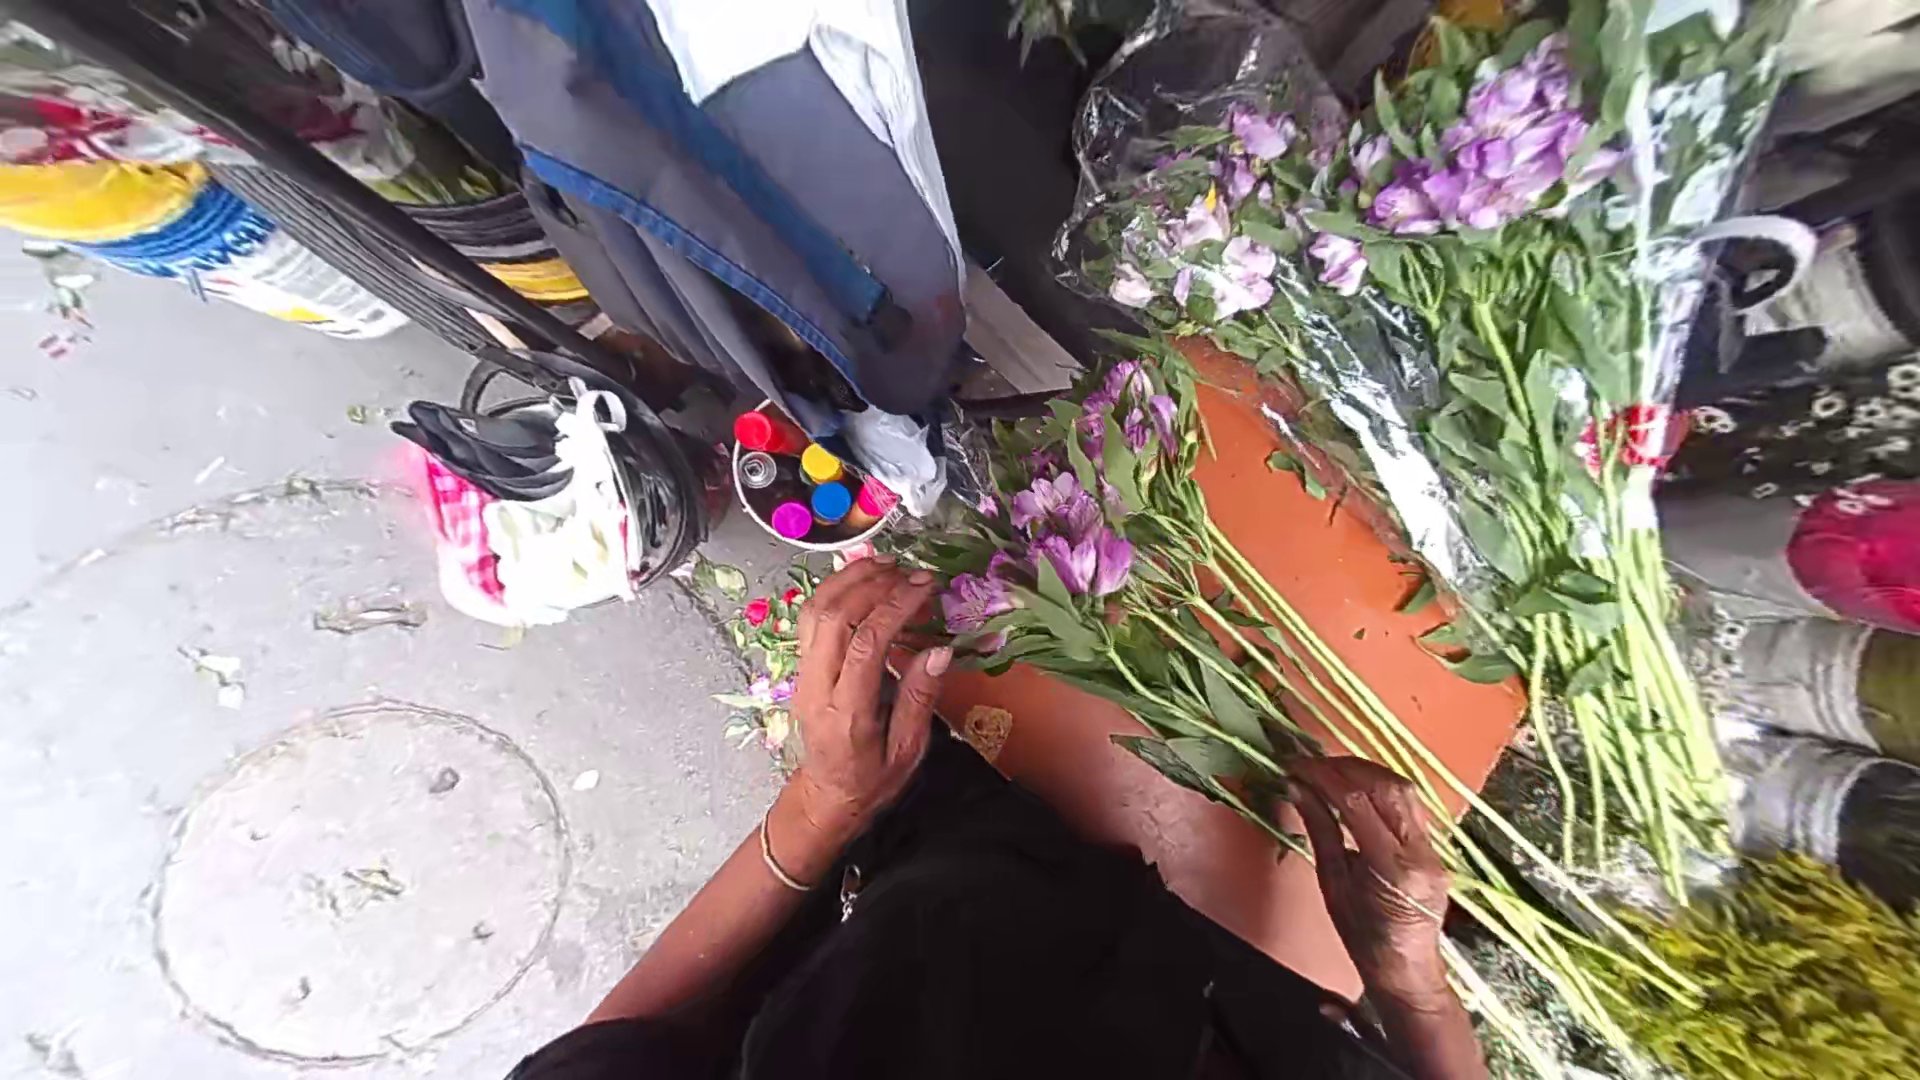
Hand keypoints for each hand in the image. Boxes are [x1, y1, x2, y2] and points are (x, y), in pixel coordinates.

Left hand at [775, 558, 948, 871]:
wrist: (827, 795)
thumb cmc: (872, 779)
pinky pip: (811, 617)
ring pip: (816, 611)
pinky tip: (860, 575)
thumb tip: (940, 651)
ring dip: (850, 579)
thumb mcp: (908, 750)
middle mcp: (817, 687)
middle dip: (875, 586)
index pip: (865, 645)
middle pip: (835, 618)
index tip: (925, 587)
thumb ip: (920, 698)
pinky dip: (834, 588)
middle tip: (912, 574)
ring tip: (887, 563)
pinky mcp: (801, 666)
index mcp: (847, 713)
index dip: (895, 608)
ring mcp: (803, 674)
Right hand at [1291, 756, 1452, 1008]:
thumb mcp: (1331, 879)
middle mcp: (1420, 853)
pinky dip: (1377, 783)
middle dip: (1340, 767)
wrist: (1405, 967)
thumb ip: (1318, 826)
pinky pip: (1408, 801)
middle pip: (1384, 786)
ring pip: (1401, 788)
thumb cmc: (1361, 932)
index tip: (1293, 765)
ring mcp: (1432, 849)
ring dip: (1361, 770)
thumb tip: (1296, 785)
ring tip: (1328, 769)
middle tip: (1307, 764)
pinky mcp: (1433, 847)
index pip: (1355, 800)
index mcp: (1392, 867)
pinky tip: (1354, 784)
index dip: (1321, 775)